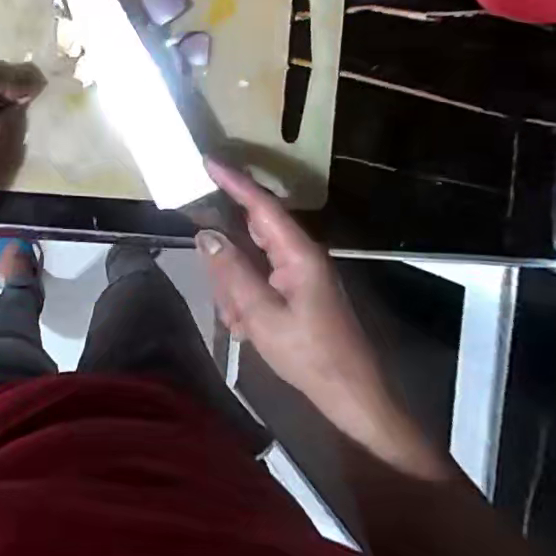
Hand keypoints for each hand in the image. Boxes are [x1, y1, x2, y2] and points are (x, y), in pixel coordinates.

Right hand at [193, 161, 381, 402]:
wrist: (350, 393)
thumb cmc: (309, 354)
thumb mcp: (261, 315)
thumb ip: (232, 272)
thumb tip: (205, 235)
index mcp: (298, 254)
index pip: (261, 206)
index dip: (234, 182)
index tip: (208, 162)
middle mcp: (300, 256)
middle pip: (250, 235)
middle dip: (228, 262)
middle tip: (223, 294)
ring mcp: (299, 274)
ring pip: (250, 262)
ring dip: (236, 289)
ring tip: (240, 323)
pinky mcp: (296, 291)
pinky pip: (259, 281)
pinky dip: (246, 301)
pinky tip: (246, 328)